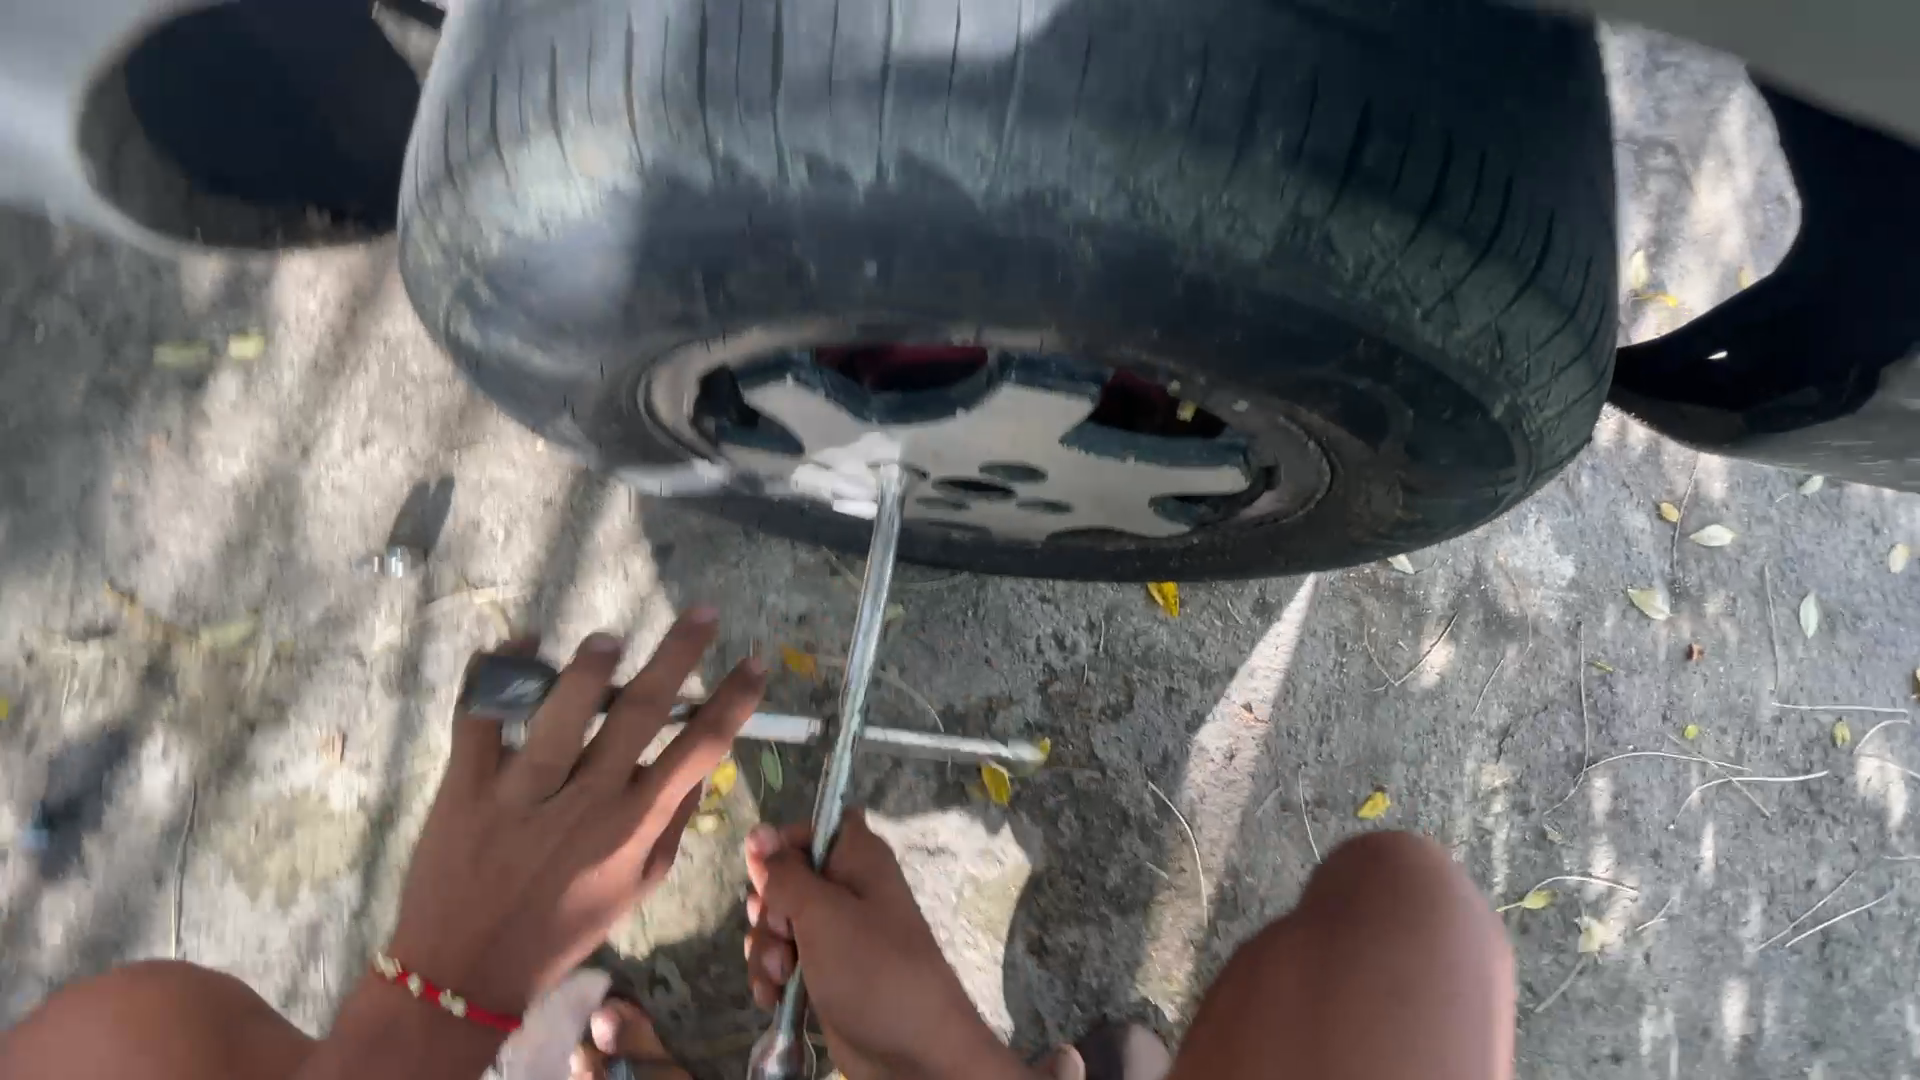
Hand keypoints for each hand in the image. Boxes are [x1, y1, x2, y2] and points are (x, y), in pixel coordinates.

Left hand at [388, 610, 766, 1016]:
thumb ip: (674, 822)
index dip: (732, 702)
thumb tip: (700, 762)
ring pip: (559, 715)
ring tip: (611, 638)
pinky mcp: (461, 790)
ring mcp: (517, 794)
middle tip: (702, 614)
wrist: (460, 976)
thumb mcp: (640, 885)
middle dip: (678, 657)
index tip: (753, 664)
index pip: (699, 750)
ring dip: (589, 669)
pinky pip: (478, 722)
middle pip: (639, 714)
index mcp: (632, 826)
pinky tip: (519, 641)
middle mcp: (583, 803)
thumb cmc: (565, 926)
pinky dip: (494, 677)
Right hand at [742, 812, 1032, 1079]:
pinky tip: (772, 998)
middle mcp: (847, 887)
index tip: (766, 873)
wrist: (911, 1050)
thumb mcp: (821, 913)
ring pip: (780, 921)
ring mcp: (836, 931)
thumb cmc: (871, 967)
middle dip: (769, 908)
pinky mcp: (824, 970)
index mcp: (858, 857)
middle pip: (787, 876)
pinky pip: (784, 958)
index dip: (785, 844)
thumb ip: (785, 874)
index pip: (815, 826)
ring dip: (766, 949)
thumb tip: (758, 832)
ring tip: (779, 976)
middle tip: (782, 934)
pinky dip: (772, 976)